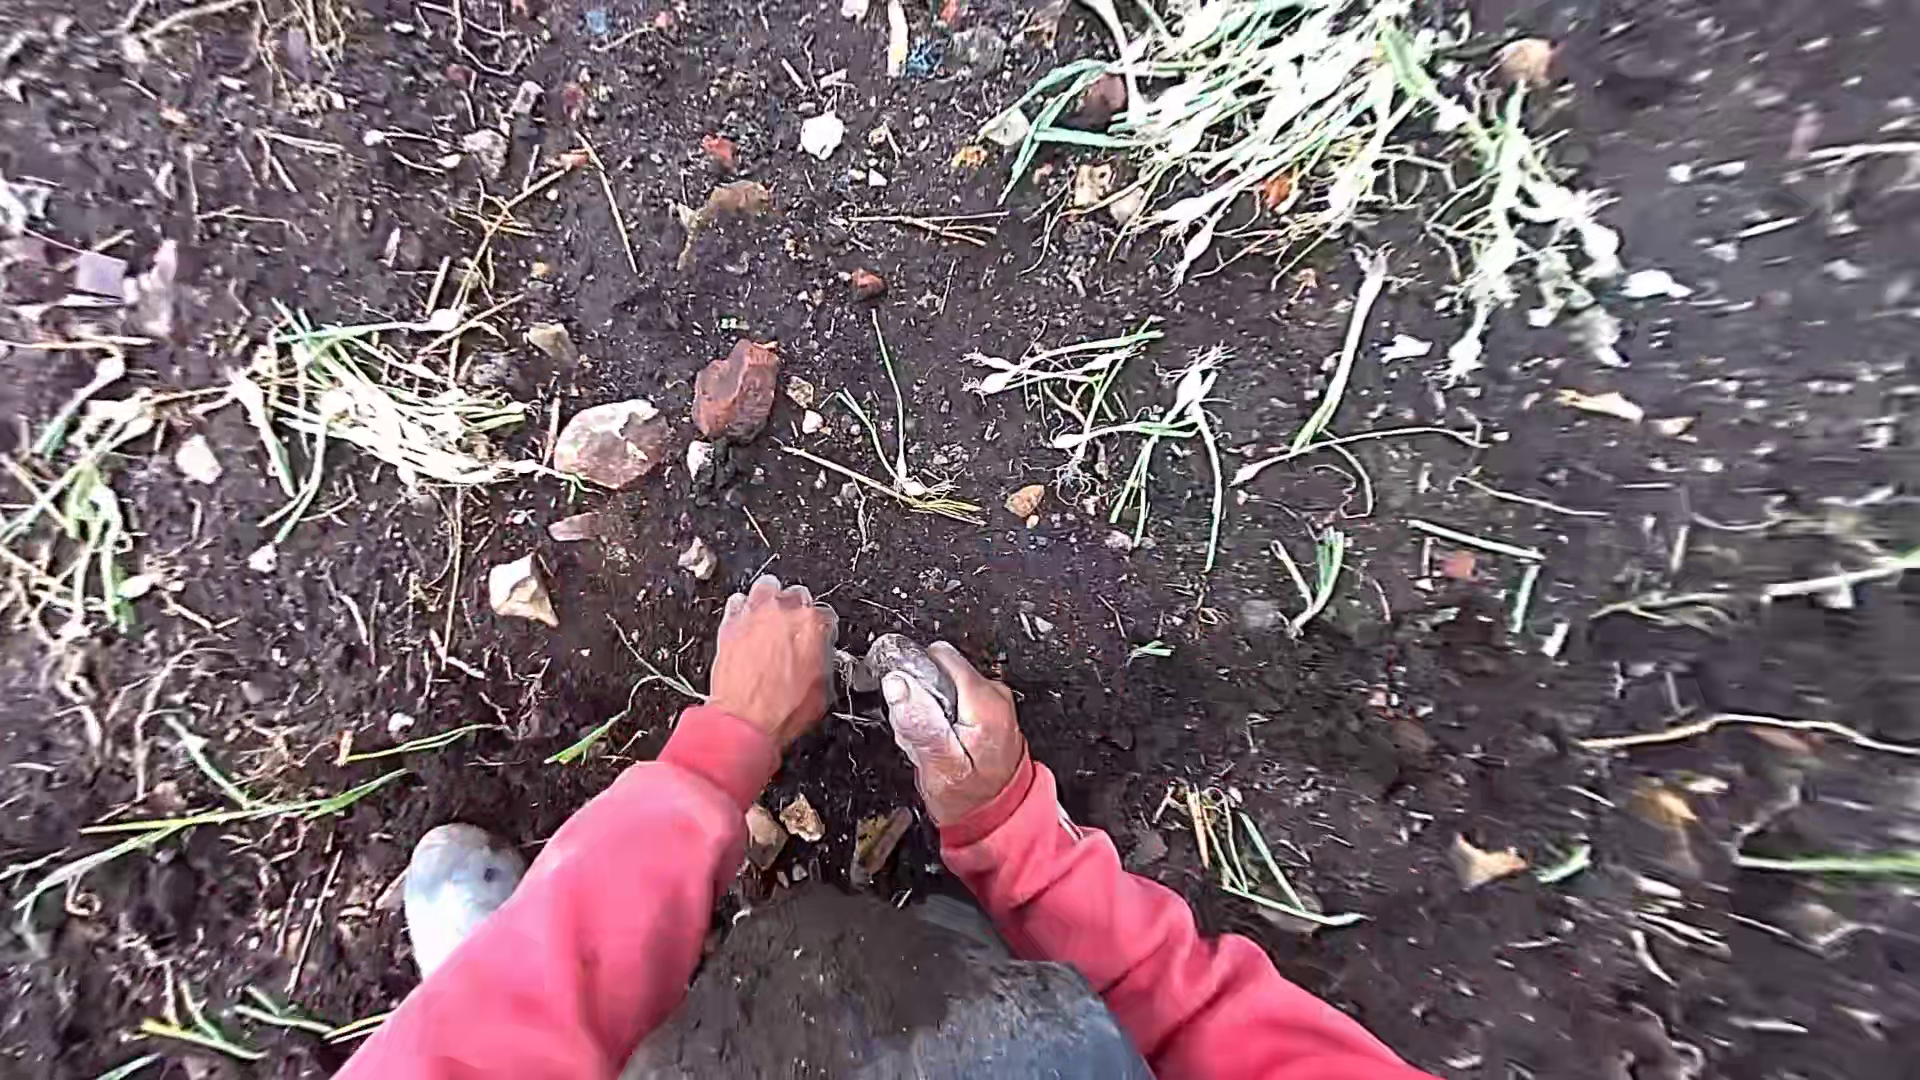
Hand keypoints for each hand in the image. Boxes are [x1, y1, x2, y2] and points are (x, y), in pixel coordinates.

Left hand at [708, 575, 837, 748]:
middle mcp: (783, 614)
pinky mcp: (730, 626)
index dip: (821, 628)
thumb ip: (821, 660)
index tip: (817, 637)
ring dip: (770, 600)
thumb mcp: (821, 689)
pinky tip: (746, 620)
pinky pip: (737, 603)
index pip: (824, 613)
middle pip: (795, 595)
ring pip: (765, 589)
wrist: (744, 722)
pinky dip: (742, 609)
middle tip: (793, 628)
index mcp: (812, 625)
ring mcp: (754, 617)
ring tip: (770, 614)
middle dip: (796, 609)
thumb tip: (819, 658)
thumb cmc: (781, 710)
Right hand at [882, 642, 1026, 824]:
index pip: (940, 658)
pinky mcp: (990, 709)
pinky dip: (943, 717)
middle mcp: (994, 694)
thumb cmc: (972, 798)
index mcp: (984, 701)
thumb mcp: (938, 764)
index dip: (917, 675)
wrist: (998, 819)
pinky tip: (944, 742)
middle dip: (923, 696)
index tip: (908, 700)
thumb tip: (898, 683)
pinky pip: (955, 699)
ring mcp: (995, 700)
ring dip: (931, 710)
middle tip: (922, 734)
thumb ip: (918, 721)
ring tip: (934, 742)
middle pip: (942, 671)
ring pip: (946, 685)